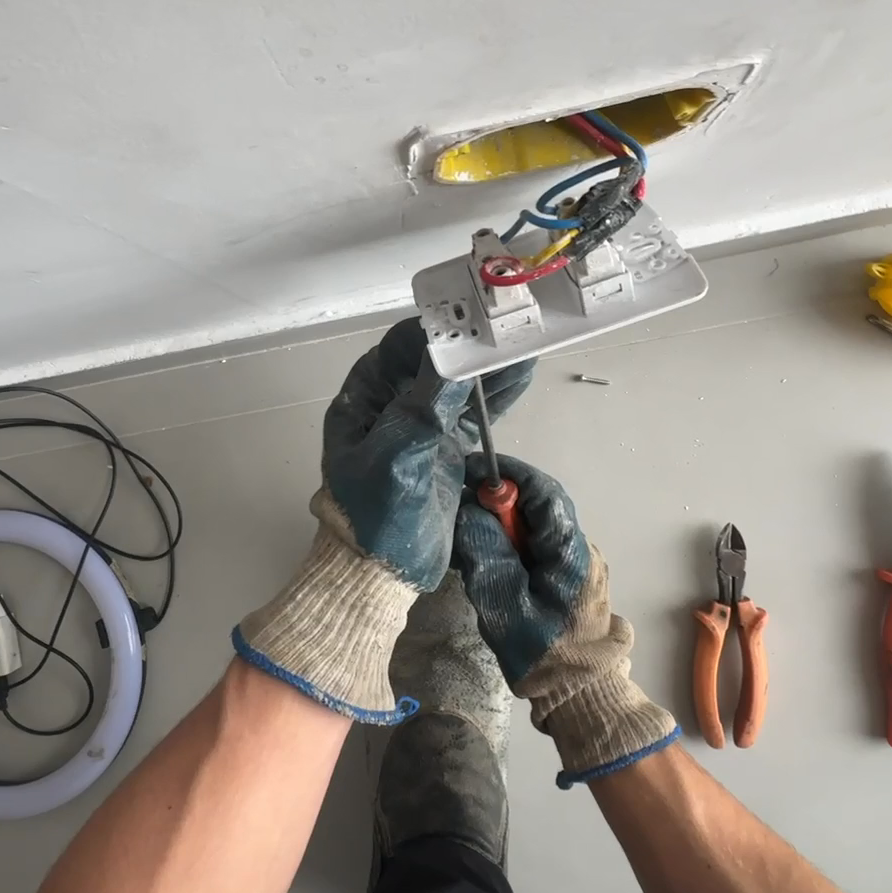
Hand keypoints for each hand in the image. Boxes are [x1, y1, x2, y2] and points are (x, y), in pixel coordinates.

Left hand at [319, 318, 533, 587]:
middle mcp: (392, 402)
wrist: (381, 573)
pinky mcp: (446, 445)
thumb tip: (455, 357)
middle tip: (511, 328)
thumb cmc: (374, 516)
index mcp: (366, 398)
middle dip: (471, 345)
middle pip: (436, 361)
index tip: (475, 319)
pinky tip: (520, 376)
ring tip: (525, 346)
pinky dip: (496, 396)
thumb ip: (425, 408)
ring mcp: (421, 423)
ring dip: (490, 367)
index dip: (438, 330)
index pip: (401, 347)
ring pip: (459, 384)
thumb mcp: (395, 460)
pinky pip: (474, 412)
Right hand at [455, 454, 677, 786]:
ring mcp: (577, 565)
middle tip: (461, 508)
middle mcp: (580, 549)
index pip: (540, 491)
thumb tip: (467, 509)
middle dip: (497, 502)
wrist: (582, 699)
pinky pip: (536, 548)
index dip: (505, 475)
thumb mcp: (503, 602)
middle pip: (536, 507)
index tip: (470, 471)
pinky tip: (486, 560)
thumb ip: (484, 550)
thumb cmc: (544, 653)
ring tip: (468, 536)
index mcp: (570, 549)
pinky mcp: (568, 581)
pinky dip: (510, 545)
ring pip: (534, 528)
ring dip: (501, 525)